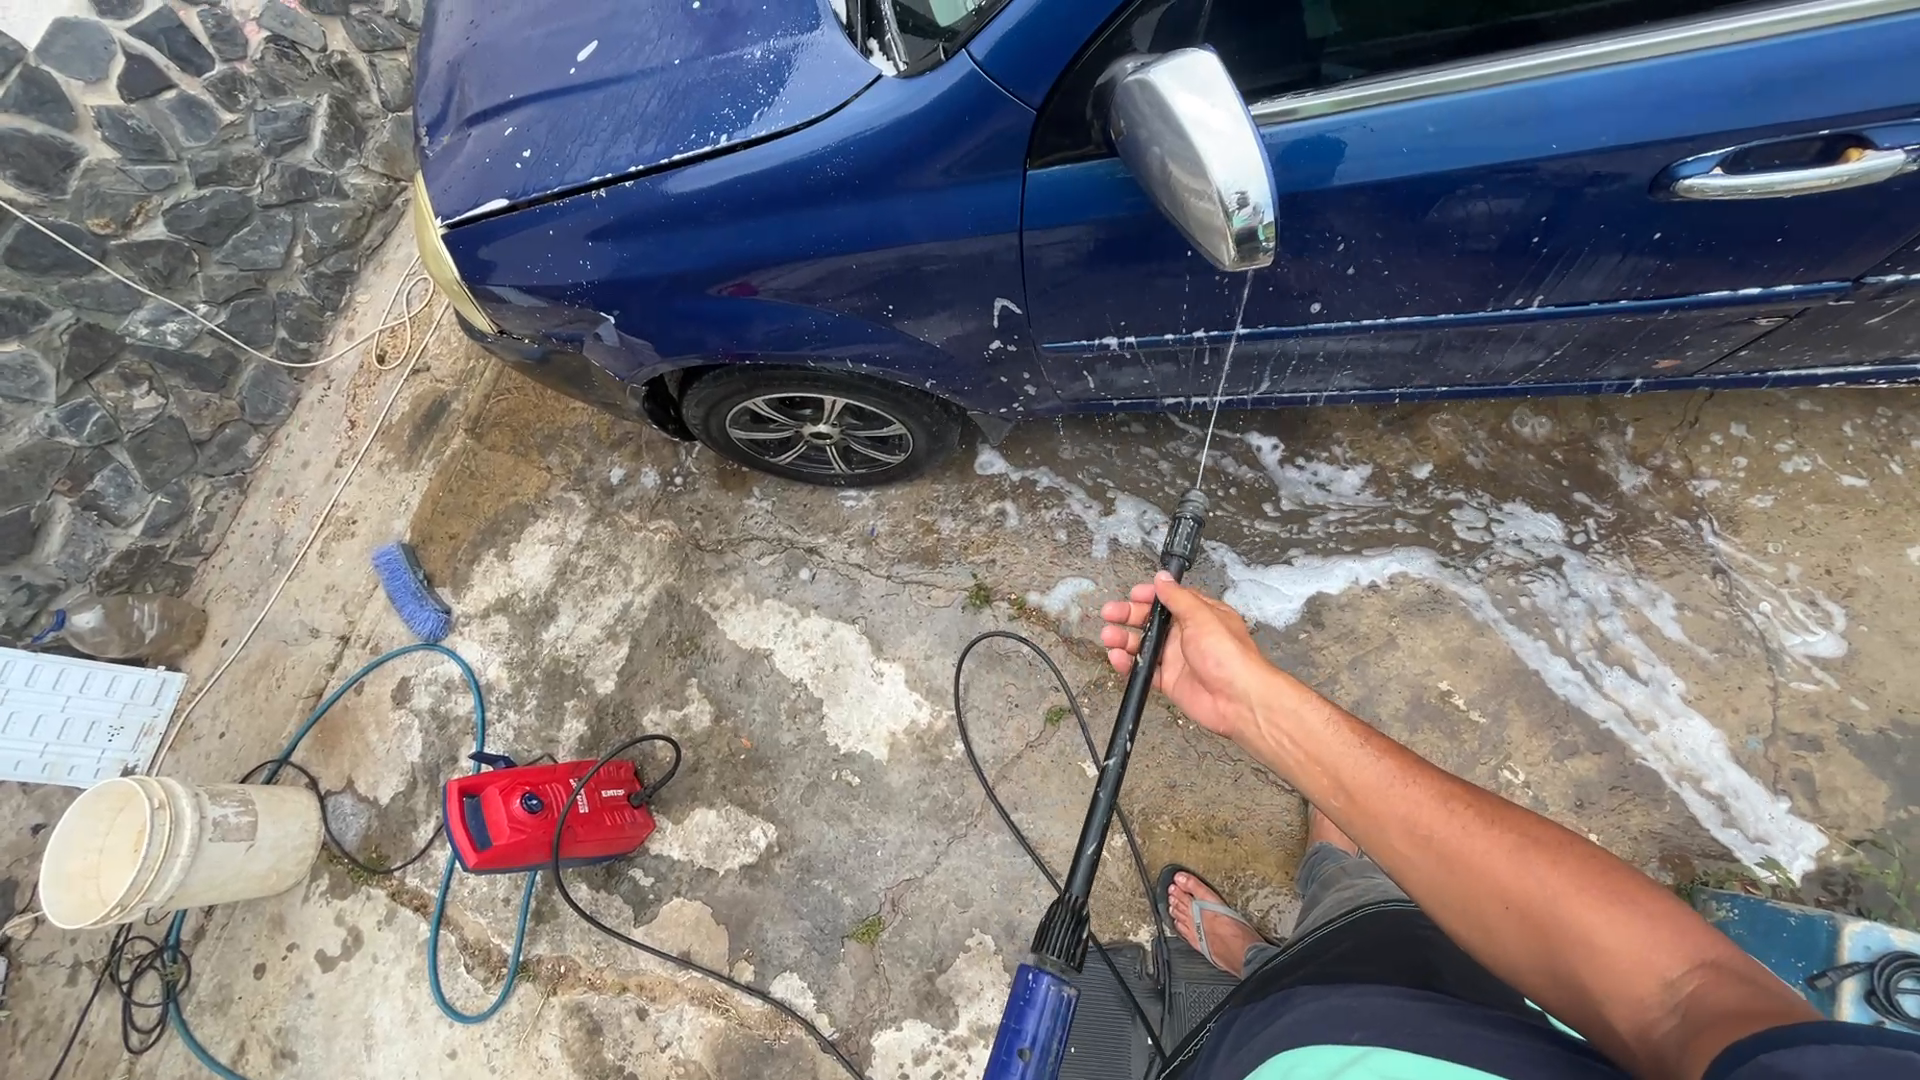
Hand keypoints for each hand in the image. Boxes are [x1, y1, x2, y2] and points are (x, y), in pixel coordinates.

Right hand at [1099, 572, 1276, 742]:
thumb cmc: (1231, 658)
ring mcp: (1177, 658)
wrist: (1238, 700)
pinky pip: (1143, 670)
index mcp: (1198, 615)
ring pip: (1143, 645)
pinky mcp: (1170, 680)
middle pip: (1151, 621)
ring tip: (1109, 637)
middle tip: (1111, 613)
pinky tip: (1118, 658)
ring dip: (1124, 639)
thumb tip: (1163, 579)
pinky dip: (1128, 665)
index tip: (1133, 595)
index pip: (1168, 600)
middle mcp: (1186, 635)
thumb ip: (1178, 597)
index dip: (1149, 596)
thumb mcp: (1202, 617)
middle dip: (1129, 615)